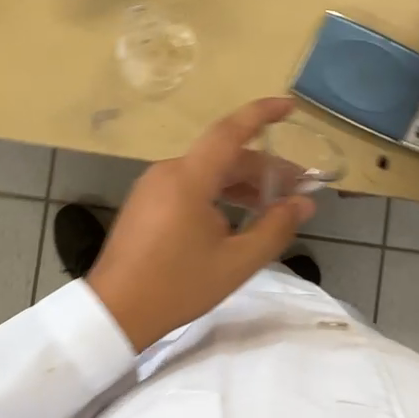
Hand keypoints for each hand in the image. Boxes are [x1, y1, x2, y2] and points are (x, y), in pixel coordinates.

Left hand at [87, 98, 316, 351]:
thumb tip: (303, 203)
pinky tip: (239, 214)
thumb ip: (275, 228)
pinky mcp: (146, 203)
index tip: (290, 106)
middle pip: (224, 156)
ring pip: (207, 172)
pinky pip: (190, 186)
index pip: (230, 131)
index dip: (262, 114)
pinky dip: (219, 192)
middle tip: (300, 186)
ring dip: (243, 183)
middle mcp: (168, 172)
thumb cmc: (177, 286)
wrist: (115, 311)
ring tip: (276, 203)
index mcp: (188, 178)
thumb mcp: (236, 262)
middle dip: (264, 168)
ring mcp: (153, 187)